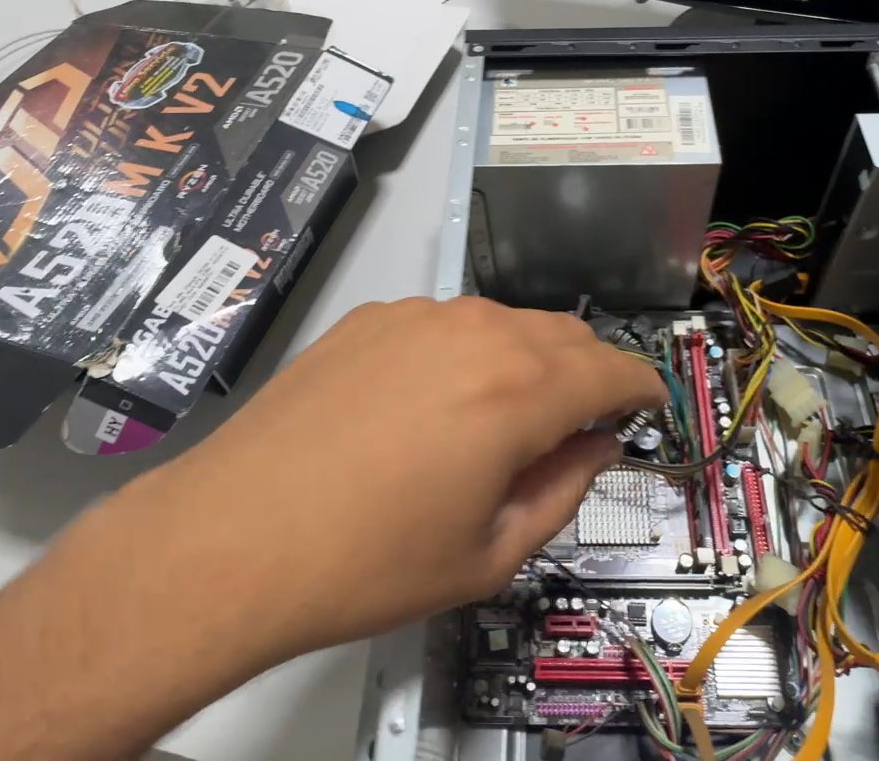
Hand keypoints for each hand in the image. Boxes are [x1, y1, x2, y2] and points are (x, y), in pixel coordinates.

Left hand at [0, 297, 665, 760]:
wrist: (231, 537)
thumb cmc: (370, 563)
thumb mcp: (490, 554)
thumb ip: (564, 489)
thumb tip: (595, 443)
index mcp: (519, 390)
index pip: (614, 368)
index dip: (642, 388)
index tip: (647, 409)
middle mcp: (477, 331)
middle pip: (566, 333)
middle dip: (588, 373)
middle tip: (575, 427)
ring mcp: (418, 315)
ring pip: (506, 321)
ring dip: (528, 359)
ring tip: (499, 419)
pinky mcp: (371, 316)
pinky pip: (447, 323)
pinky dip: (468, 352)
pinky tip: (430, 402)